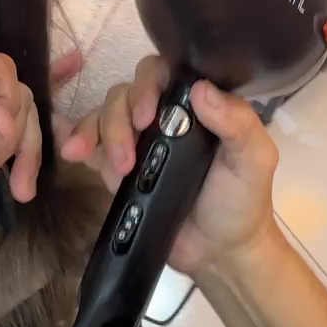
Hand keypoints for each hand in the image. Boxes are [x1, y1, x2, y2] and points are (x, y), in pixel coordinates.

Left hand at [0, 54, 41, 249]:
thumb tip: (5, 116)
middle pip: (12, 90)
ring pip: (23, 112)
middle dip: (11, 134)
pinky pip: (25, 131)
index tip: (4, 129)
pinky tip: (21, 187)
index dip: (3, 91)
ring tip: (11, 186)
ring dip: (24, 150)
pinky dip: (28, 158)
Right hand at [60, 57, 281, 277]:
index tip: (146, 117)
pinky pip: (92, 140)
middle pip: (125, 92)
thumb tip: (200, 90)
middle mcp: (163, 114)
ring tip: (117, 170)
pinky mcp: (117, 164)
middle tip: (128, 159)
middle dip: (119, 119)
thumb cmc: (241, 201)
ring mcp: (137, 138)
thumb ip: (238, 123)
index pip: (162, 73)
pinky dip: (78, 140)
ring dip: (99, 133)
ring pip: (105, 113)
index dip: (146, 85)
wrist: (217, 253)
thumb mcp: (254, 160)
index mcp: (195, 104)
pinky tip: (72, 151)